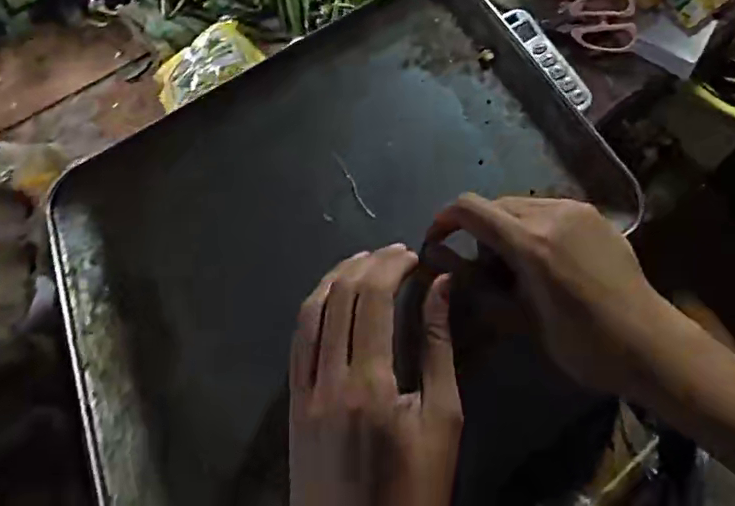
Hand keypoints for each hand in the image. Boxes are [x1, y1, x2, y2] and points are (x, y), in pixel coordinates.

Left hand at [290, 246, 459, 505]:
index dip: (392, 265)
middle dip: (369, 264)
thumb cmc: (416, 489)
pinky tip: (333, 298)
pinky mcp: (291, 408)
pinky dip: (315, 309)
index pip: (373, 297)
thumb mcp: (443, 420)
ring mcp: (303, 395)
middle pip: (341, 296)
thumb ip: (439, 347)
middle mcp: (329, 382)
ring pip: (312, 313)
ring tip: (364, 261)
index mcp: (371, 385)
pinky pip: (297, 343)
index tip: (414, 255)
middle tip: (395, 253)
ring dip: (337, 277)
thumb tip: (441, 285)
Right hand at [426, 195, 679, 399]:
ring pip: (523, 205)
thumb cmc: (584, 344)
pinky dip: (536, 225)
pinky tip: (549, 258)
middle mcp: (551, 213)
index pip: (471, 208)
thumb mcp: (524, 322)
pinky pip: (550, 208)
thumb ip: (482, 287)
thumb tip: (442, 263)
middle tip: (486, 270)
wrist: (649, 341)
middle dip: (480, 229)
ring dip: (508, 227)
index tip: (436, 239)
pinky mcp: (593, 212)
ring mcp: (575, 208)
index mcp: (531, 243)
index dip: (445, 219)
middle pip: (496, 204)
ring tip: (520, 266)